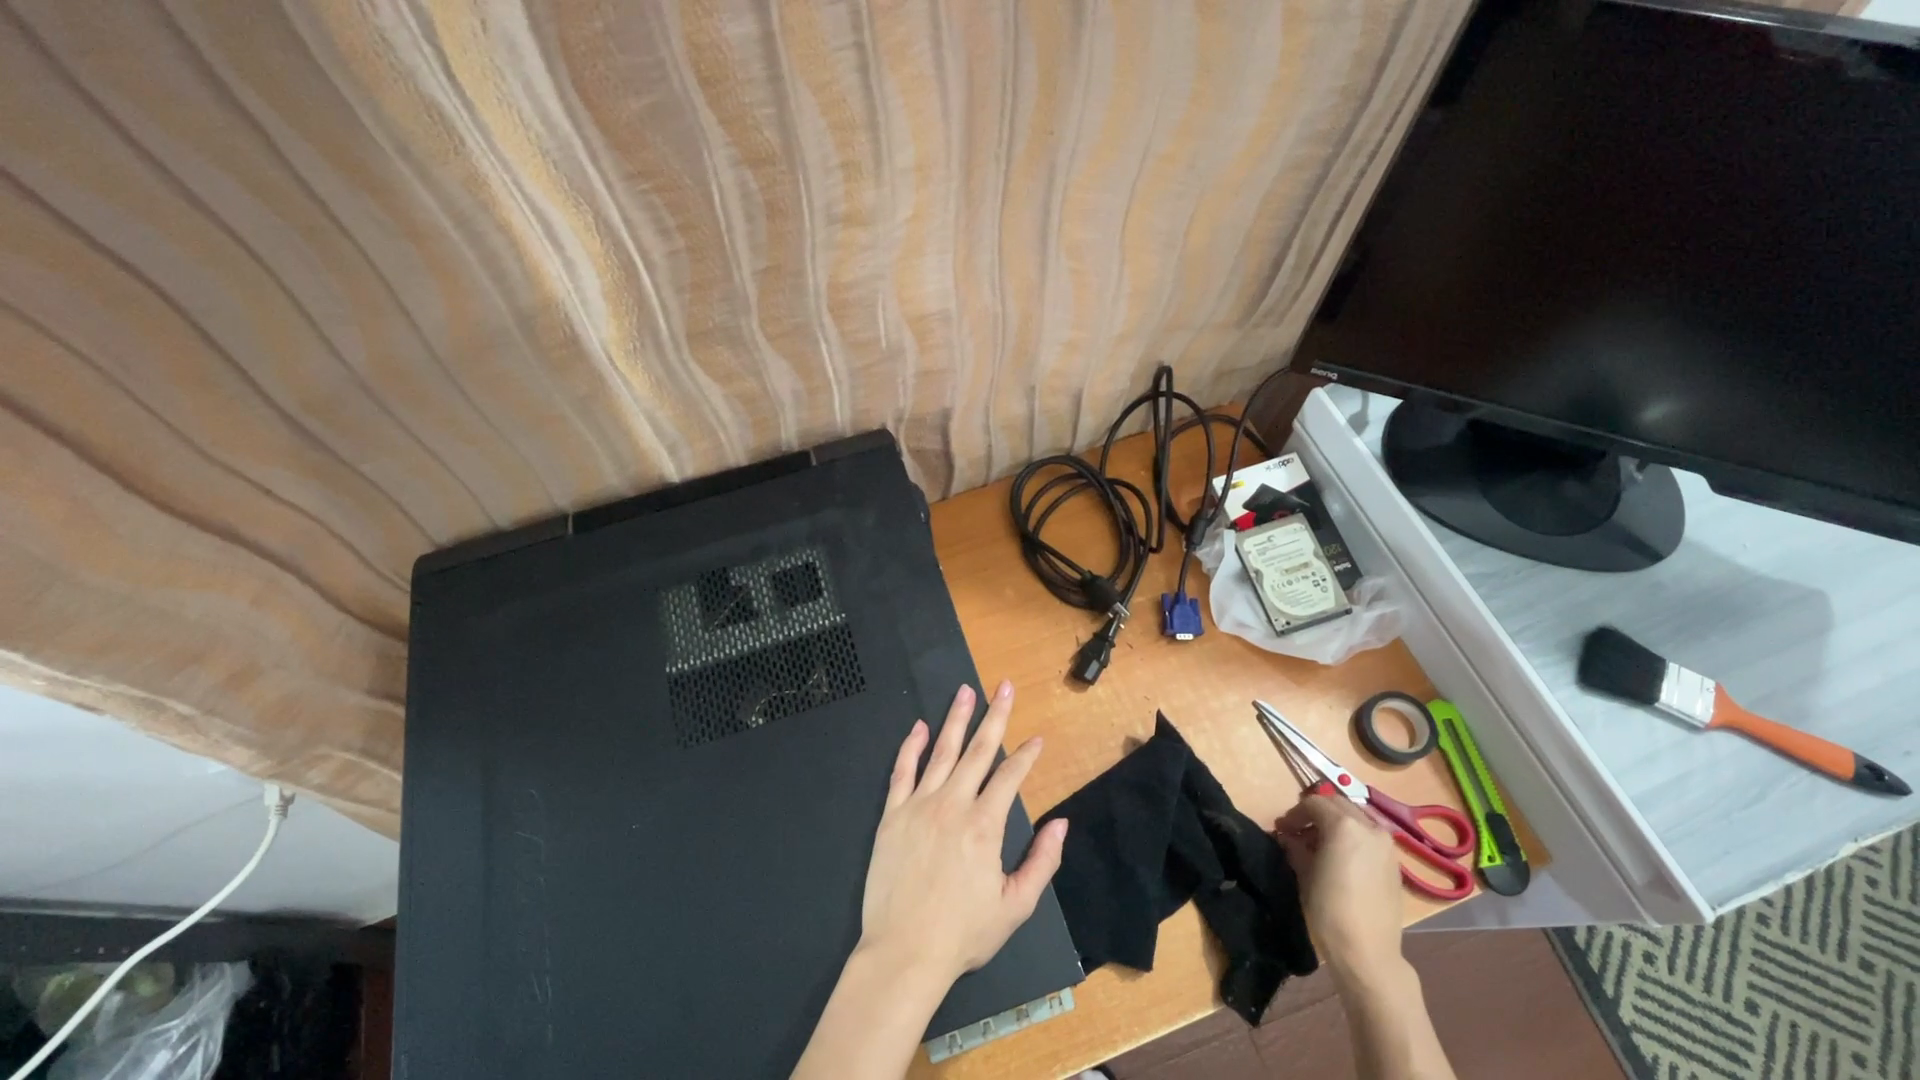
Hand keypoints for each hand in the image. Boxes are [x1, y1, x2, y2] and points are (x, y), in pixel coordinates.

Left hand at [856, 680, 1068, 986]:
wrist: (904, 951)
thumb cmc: (964, 934)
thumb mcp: (1015, 905)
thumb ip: (1042, 862)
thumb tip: (1061, 823)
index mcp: (985, 825)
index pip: (1011, 776)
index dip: (1027, 755)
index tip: (1037, 738)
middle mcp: (953, 805)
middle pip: (978, 751)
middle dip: (994, 716)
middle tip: (1003, 686)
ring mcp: (919, 807)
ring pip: (941, 752)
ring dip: (955, 720)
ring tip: (966, 692)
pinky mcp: (892, 816)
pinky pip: (902, 772)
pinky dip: (911, 747)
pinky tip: (919, 727)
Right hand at [1274, 793, 1403, 982]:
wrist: (1368, 951)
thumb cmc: (1329, 910)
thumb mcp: (1304, 873)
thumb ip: (1296, 847)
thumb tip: (1290, 838)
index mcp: (1345, 825)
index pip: (1314, 803)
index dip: (1294, 814)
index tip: (1282, 830)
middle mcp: (1370, 827)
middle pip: (1338, 805)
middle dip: (1316, 814)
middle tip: (1298, 834)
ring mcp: (1386, 844)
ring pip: (1356, 819)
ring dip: (1336, 824)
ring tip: (1320, 846)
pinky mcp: (1394, 863)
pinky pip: (1369, 837)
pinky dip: (1353, 838)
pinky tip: (1342, 860)